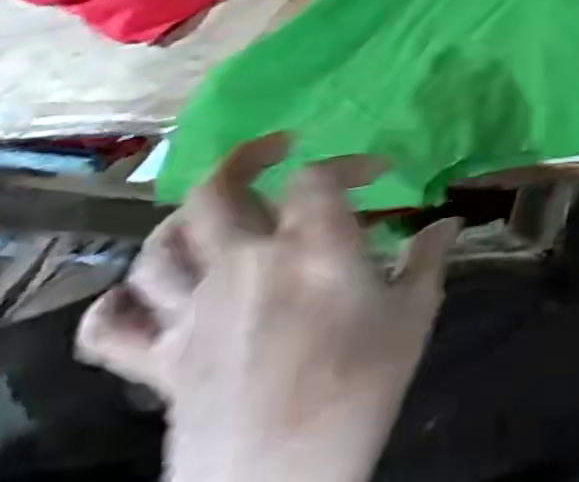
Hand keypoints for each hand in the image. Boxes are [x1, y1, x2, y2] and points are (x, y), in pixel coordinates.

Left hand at [75, 133, 460, 481]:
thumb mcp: (416, 310)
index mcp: (310, 247)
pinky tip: (142, 291)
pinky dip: (119, 302)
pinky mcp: (156, 359)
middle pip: (214, 195)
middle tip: (276, 147)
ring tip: (216, 212)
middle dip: (244, 159)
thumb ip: (428, 258)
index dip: (349, 164)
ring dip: (183, 221)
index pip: (318, 179)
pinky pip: (113, 326)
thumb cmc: (364, 376)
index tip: (380, 171)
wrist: (284, 465)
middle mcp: (241, 264)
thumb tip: (447, 222)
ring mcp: (189, 312)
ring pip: (156, 249)